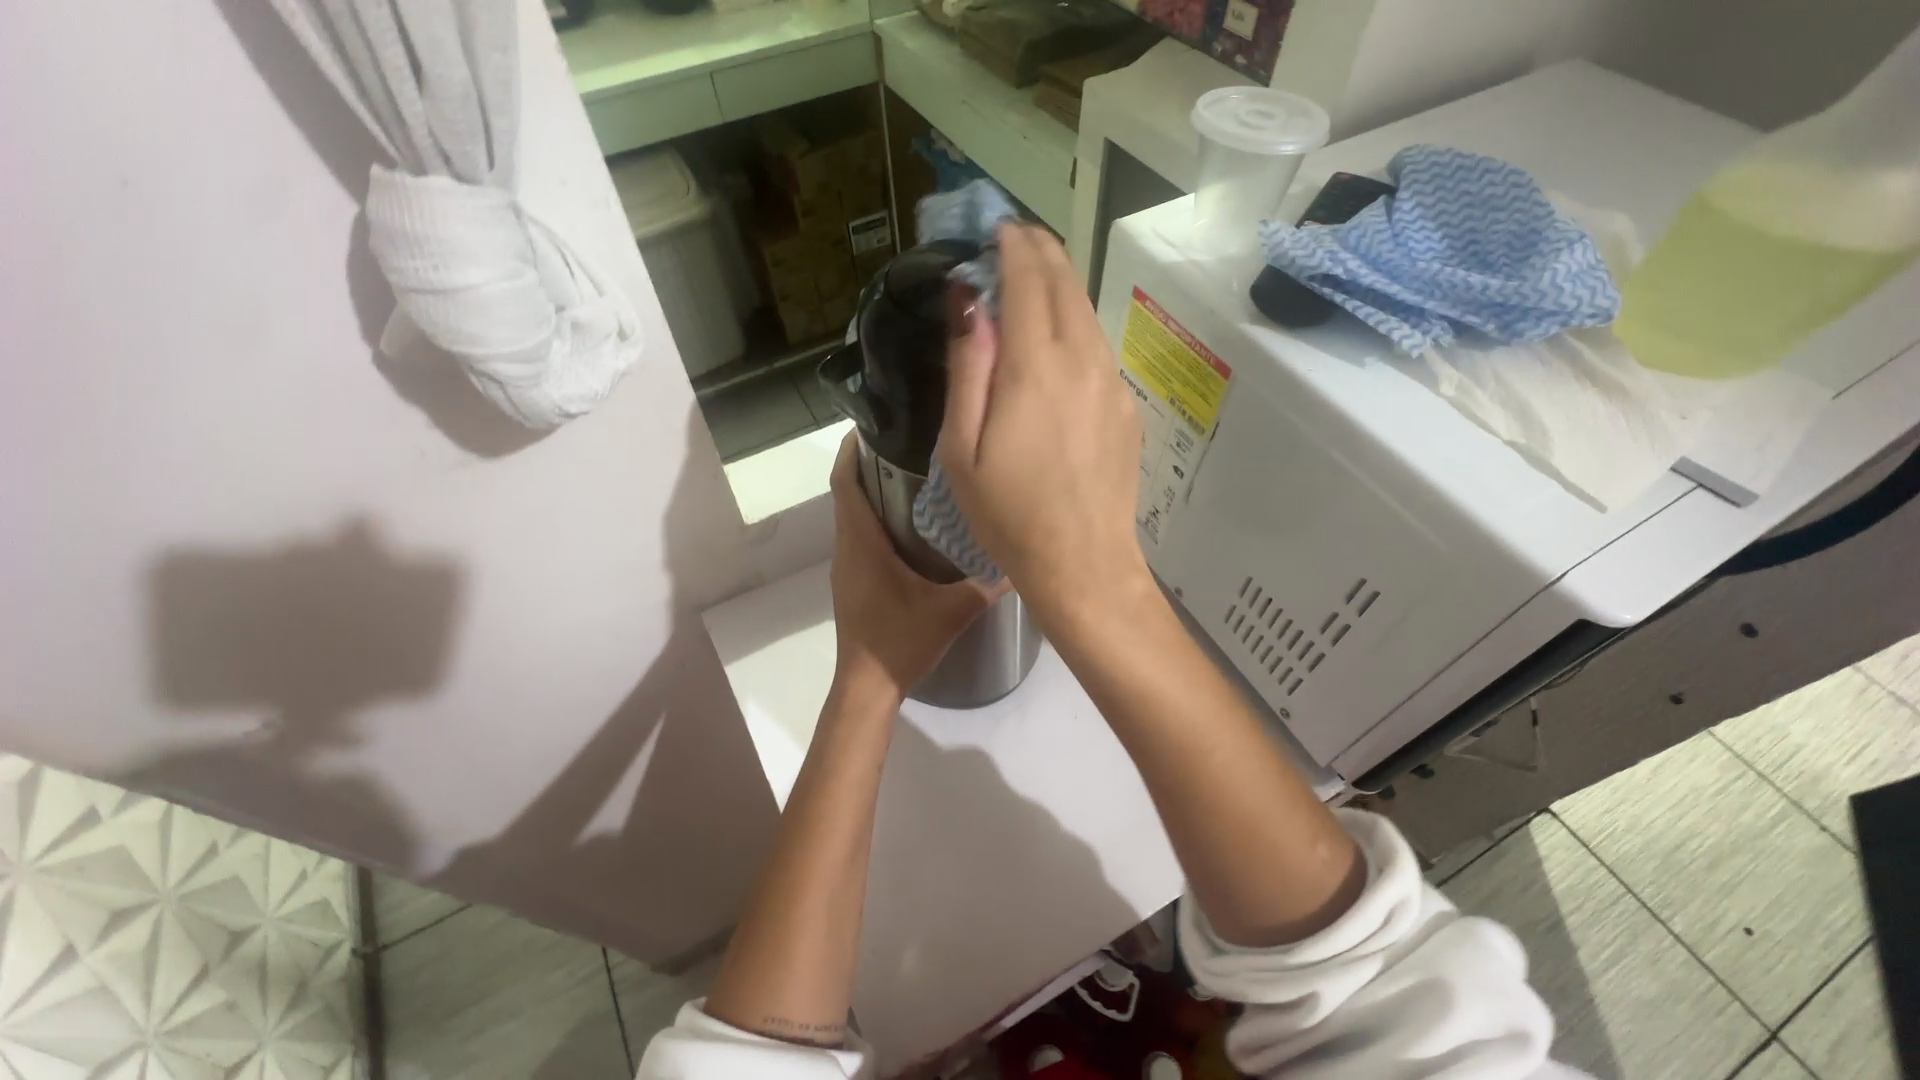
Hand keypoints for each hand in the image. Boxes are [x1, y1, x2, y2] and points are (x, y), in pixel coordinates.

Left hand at [829, 434, 1007, 704]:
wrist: (867, 686)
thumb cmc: (900, 642)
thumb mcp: (950, 612)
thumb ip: (984, 585)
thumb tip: (1020, 559)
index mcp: (862, 544)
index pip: (846, 483)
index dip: (852, 450)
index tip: (874, 424)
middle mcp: (847, 548)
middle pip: (849, 492)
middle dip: (870, 463)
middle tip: (910, 442)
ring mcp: (847, 566)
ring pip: (854, 515)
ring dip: (874, 491)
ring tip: (915, 472)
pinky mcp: (853, 581)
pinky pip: (859, 536)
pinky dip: (877, 518)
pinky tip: (912, 522)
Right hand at [936, 225, 1150, 625]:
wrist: (1083, 562)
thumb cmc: (1008, 514)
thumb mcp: (963, 448)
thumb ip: (969, 366)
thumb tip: (971, 300)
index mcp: (1035, 367)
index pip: (1029, 279)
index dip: (1013, 246)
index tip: (996, 229)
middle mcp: (1082, 361)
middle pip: (1066, 283)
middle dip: (1041, 251)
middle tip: (1015, 239)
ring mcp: (1112, 382)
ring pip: (1087, 312)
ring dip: (1060, 285)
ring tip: (1033, 278)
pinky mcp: (1126, 406)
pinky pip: (1098, 347)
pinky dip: (1075, 324)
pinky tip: (1056, 341)